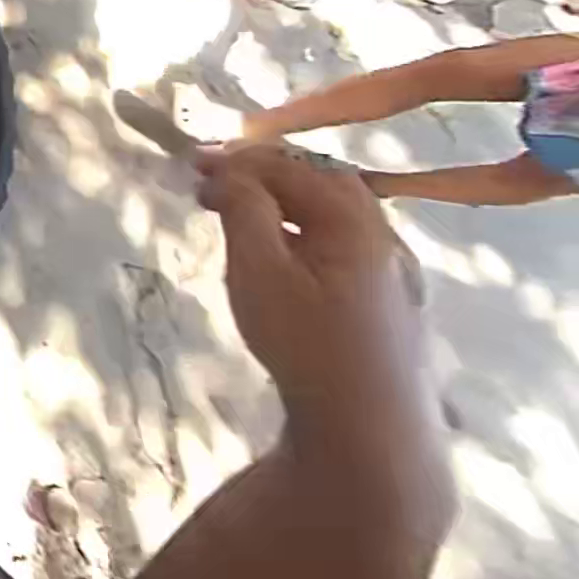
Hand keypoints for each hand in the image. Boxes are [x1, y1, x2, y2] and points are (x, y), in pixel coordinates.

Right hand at [198, 145, 432, 435]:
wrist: (365, 420)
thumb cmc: (301, 337)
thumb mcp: (257, 269)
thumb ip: (244, 211)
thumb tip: (230, 171)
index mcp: (355, 226)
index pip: (293, 168)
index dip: (239, 158)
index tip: (190, 162)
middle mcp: (381, 236)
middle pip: (321, 178)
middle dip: (261, 168)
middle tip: (208, 175)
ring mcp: (388, 265)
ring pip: (330, 205)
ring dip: (277, 192)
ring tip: (229, 202)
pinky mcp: (380, 289)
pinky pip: (335, 231)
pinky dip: (295, 216)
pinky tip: (270, 236)